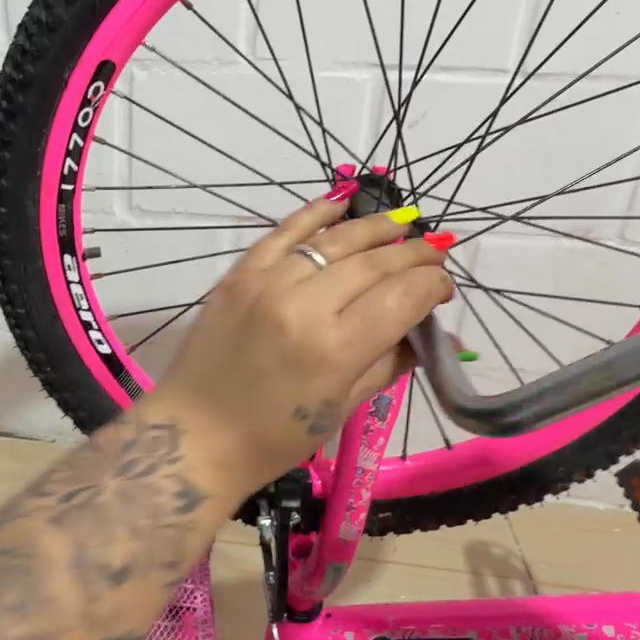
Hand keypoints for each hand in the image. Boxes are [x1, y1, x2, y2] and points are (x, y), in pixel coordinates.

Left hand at [140, 196, 453, 498]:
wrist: (196, 432)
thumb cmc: (274, 436)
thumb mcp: (342, 409)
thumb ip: (388, 363)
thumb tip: (428, 331)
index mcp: (334, 350)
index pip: (402, 297)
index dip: (432, 285)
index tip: (443, 287)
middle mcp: (302, 307)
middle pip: (373, 263)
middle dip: (412, 255)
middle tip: (435, 253)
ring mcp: (266, 284)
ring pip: (333, 241)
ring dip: (373, 228)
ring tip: (402, 224)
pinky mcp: (238, 274)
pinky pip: (283, 233)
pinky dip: (315, 214)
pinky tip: (342, 203)